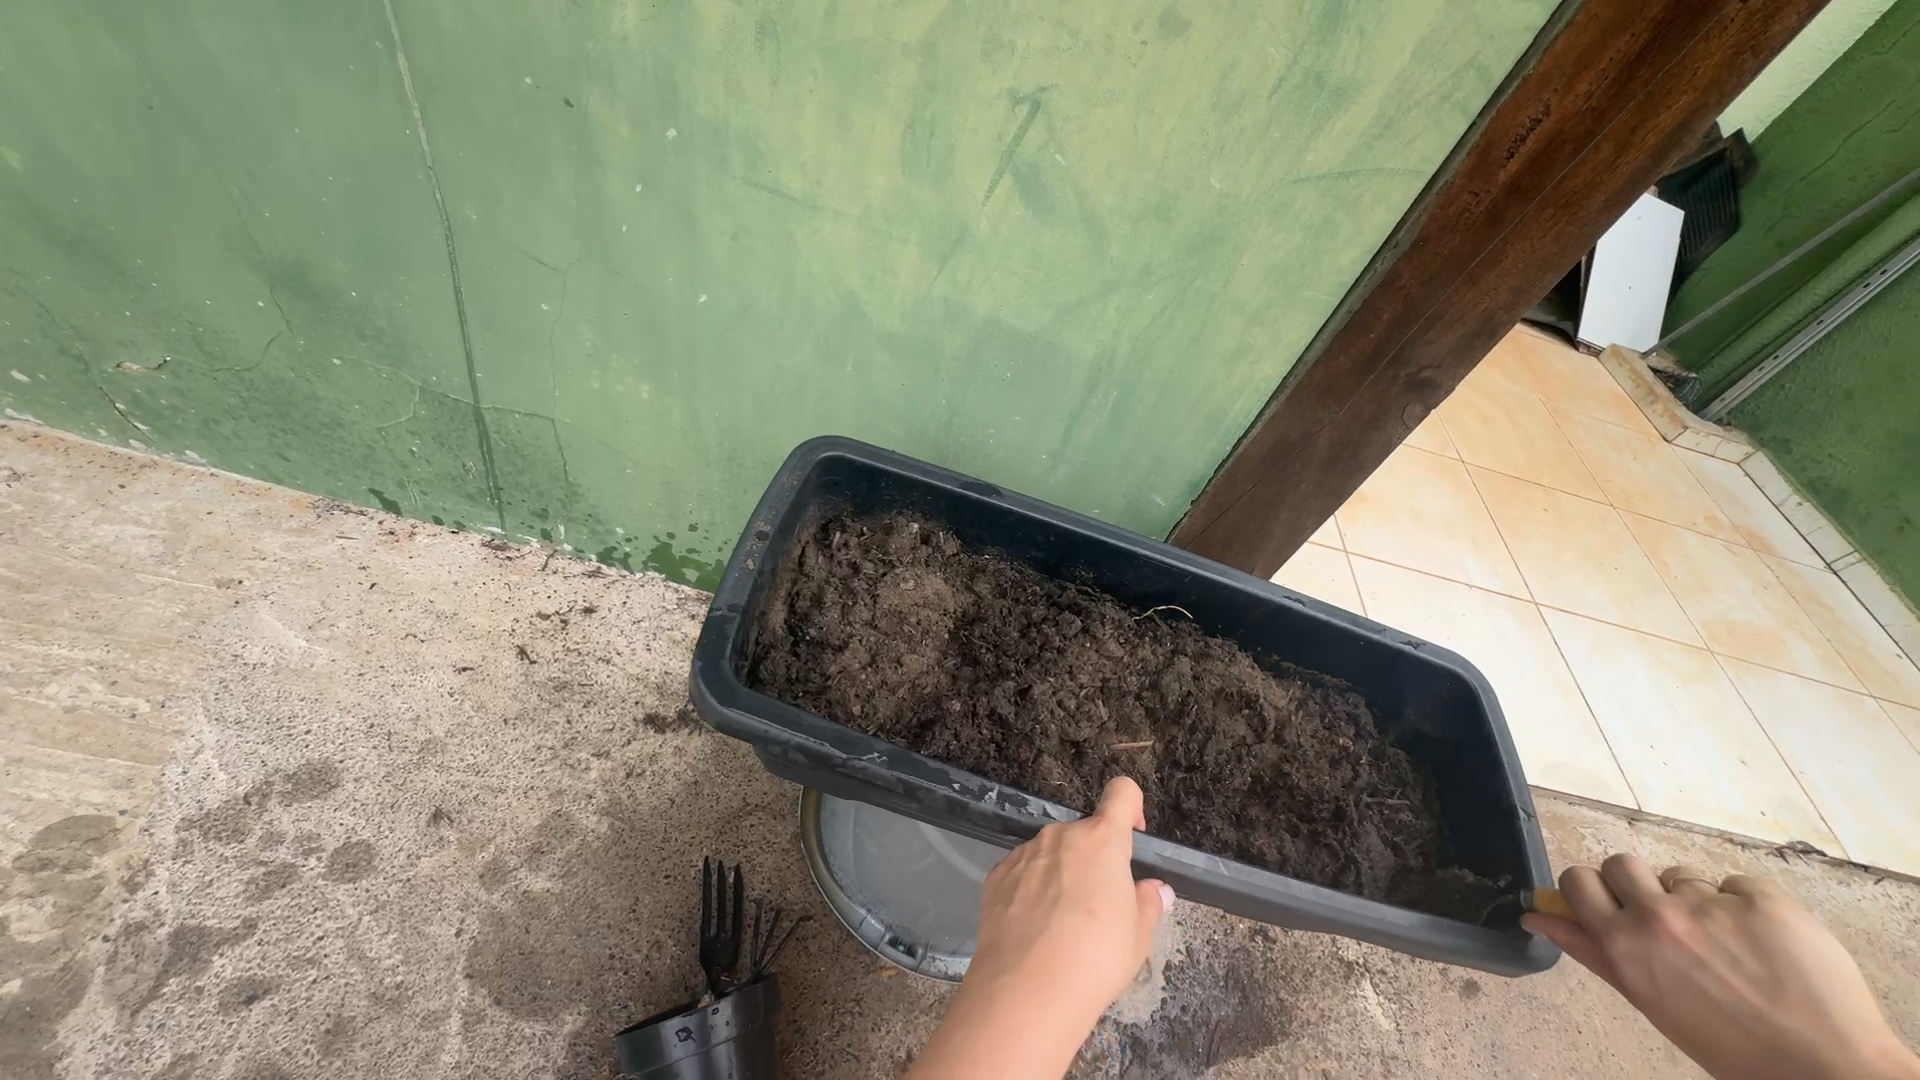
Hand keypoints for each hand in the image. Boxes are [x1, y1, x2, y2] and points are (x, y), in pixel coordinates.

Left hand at [908, 776, 1173, 1079]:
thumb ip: (1148, 903)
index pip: (1122, 793)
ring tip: (1061, 924)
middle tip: (1098, 908)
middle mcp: (1060, 835)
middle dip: (1093, 861)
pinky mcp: (997, 874)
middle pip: (1084, 835)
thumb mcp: (1138, 936)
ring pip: (1052, 854)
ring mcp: (1024, 852)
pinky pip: (1023, 872)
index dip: (1131, 807)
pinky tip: (1033, 927)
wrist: (1026, 988)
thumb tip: (1156, 890)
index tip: (1132, 836)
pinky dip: (1031, 890)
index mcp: (1101, 839)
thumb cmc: (1095, 957)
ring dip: (1061, 874)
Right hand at [1524, 854, 1919, 1079]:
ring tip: (1728, 942)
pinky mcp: (1764, 901)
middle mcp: (1658, 915)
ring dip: (1695, 899)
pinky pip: (1736, 883)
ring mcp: (1712, 904)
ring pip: (1682, 876)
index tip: (1610, 906)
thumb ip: (1590, 951)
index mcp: (1623, 941)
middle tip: (1668, 921)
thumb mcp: (1647, 1000)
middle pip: (1621, 863)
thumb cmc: (1725, 1043)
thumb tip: (1534, 916)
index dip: (1591, 889)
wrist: (1828, 1070)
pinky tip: (1764, 941)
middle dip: (1638, 886)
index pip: (1577, 879)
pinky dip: (1746, 906)